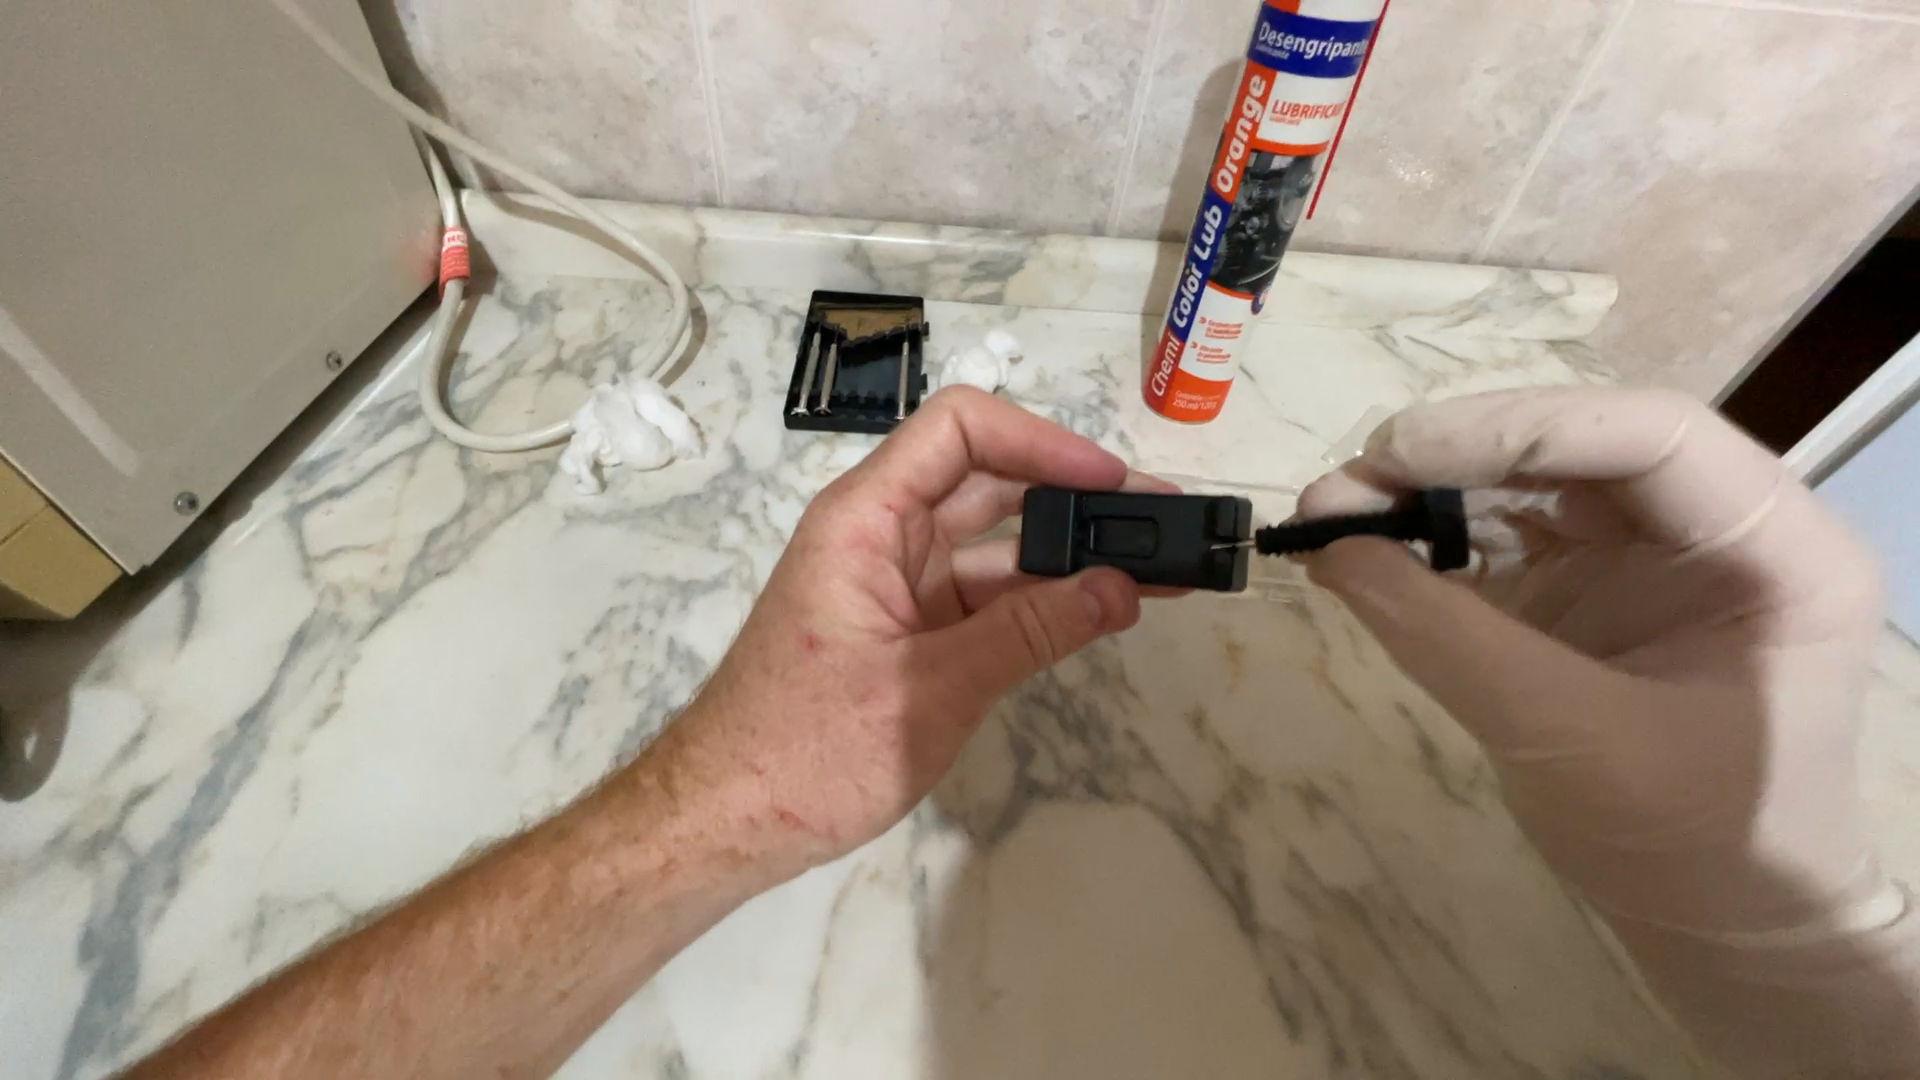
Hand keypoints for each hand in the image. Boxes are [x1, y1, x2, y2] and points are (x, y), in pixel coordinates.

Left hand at [652, 387, 1162, 887]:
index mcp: (866, 518)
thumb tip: (1123, 589)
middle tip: (1159, 518)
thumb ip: (1031, 634)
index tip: (1110, 483)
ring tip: (1156, 566)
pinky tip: (1103, 608)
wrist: (731, 820)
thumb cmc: (809, 750)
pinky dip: (1043, 601)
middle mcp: (884, 534)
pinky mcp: (915, 626)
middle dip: (1075, 495)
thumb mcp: (932, 689)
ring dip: (1071, 553)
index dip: (1040, 441)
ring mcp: (901, 582)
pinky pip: (989, 595)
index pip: (959, 431)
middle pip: (988, 481)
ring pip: (997, 543)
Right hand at [1299, 387, 1892, 937]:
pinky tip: (1349, 550)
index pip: (1643, 436)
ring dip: (1408, 493)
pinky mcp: (1555, 583)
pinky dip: (1405, 538)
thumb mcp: (1565, 734)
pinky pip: (1474, 535)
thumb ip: (1444, 637)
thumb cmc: (1682, 833)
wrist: (1701, 906)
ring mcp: (1618, 552)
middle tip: (1338, 490)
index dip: (1513, 431)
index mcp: (1764, 548)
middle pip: (1559, 446)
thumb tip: (1329, 552)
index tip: (1393, 458)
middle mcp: (1692, 526)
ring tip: (1323, 517)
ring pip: (1504, 482)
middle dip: (1441, 458)